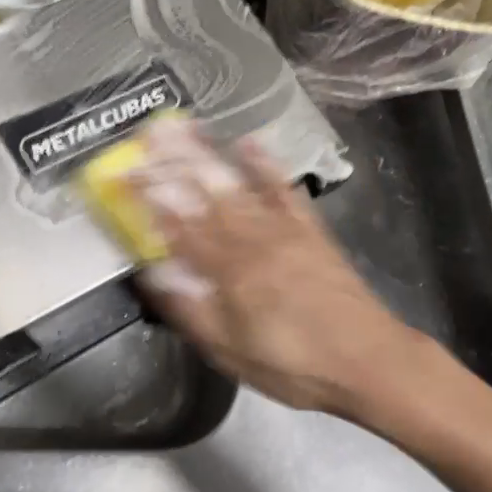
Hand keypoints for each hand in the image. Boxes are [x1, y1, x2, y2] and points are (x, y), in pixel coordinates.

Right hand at [129, 115, 425, 418]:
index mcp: (227, 272)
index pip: (178, 227)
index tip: (123, 174)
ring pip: (238, 185)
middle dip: (173, 162)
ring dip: (208, 153)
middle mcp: (252, 241)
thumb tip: (152, 274)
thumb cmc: (292, 365)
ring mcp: (283, 231)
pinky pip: (283, 190)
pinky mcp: (310, 230)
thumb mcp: (230, 351)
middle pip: (206, 196)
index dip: (148, 199)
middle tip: (148, 133)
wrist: (368, 361)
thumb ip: (189, 309)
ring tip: (184, 126)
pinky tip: (248, 142)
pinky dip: (265, 165)